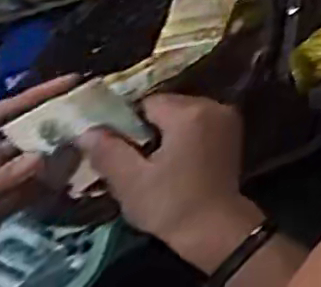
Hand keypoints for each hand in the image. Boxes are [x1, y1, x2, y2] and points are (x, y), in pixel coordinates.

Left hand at [0, 74, 79, 286]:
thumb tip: (43, 155)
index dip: (31, 98)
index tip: (71, 81)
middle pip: (19, 140)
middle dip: (55, 126)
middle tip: (96, 113)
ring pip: (30, 165)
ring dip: (60, 155)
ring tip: (97, 142)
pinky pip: (30, 191)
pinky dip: (54, 182)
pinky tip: (77, 175)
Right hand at [74, 95, 259, 272]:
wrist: (210, 219)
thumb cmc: (167, 201)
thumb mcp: (129, 179)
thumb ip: (108, 150)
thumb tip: (88, 130)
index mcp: (191, 113)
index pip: (150, 102)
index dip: (126, 120)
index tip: (110, 142)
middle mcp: (215, 105)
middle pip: (170, 105)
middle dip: (145, 125)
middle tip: (125, 154)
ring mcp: (228, 116)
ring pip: (185, 112)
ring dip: (164, 129)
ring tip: (145, 158)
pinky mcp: (232, 128)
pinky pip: (201, 121)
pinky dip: (183, 132)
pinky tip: (169, 157)